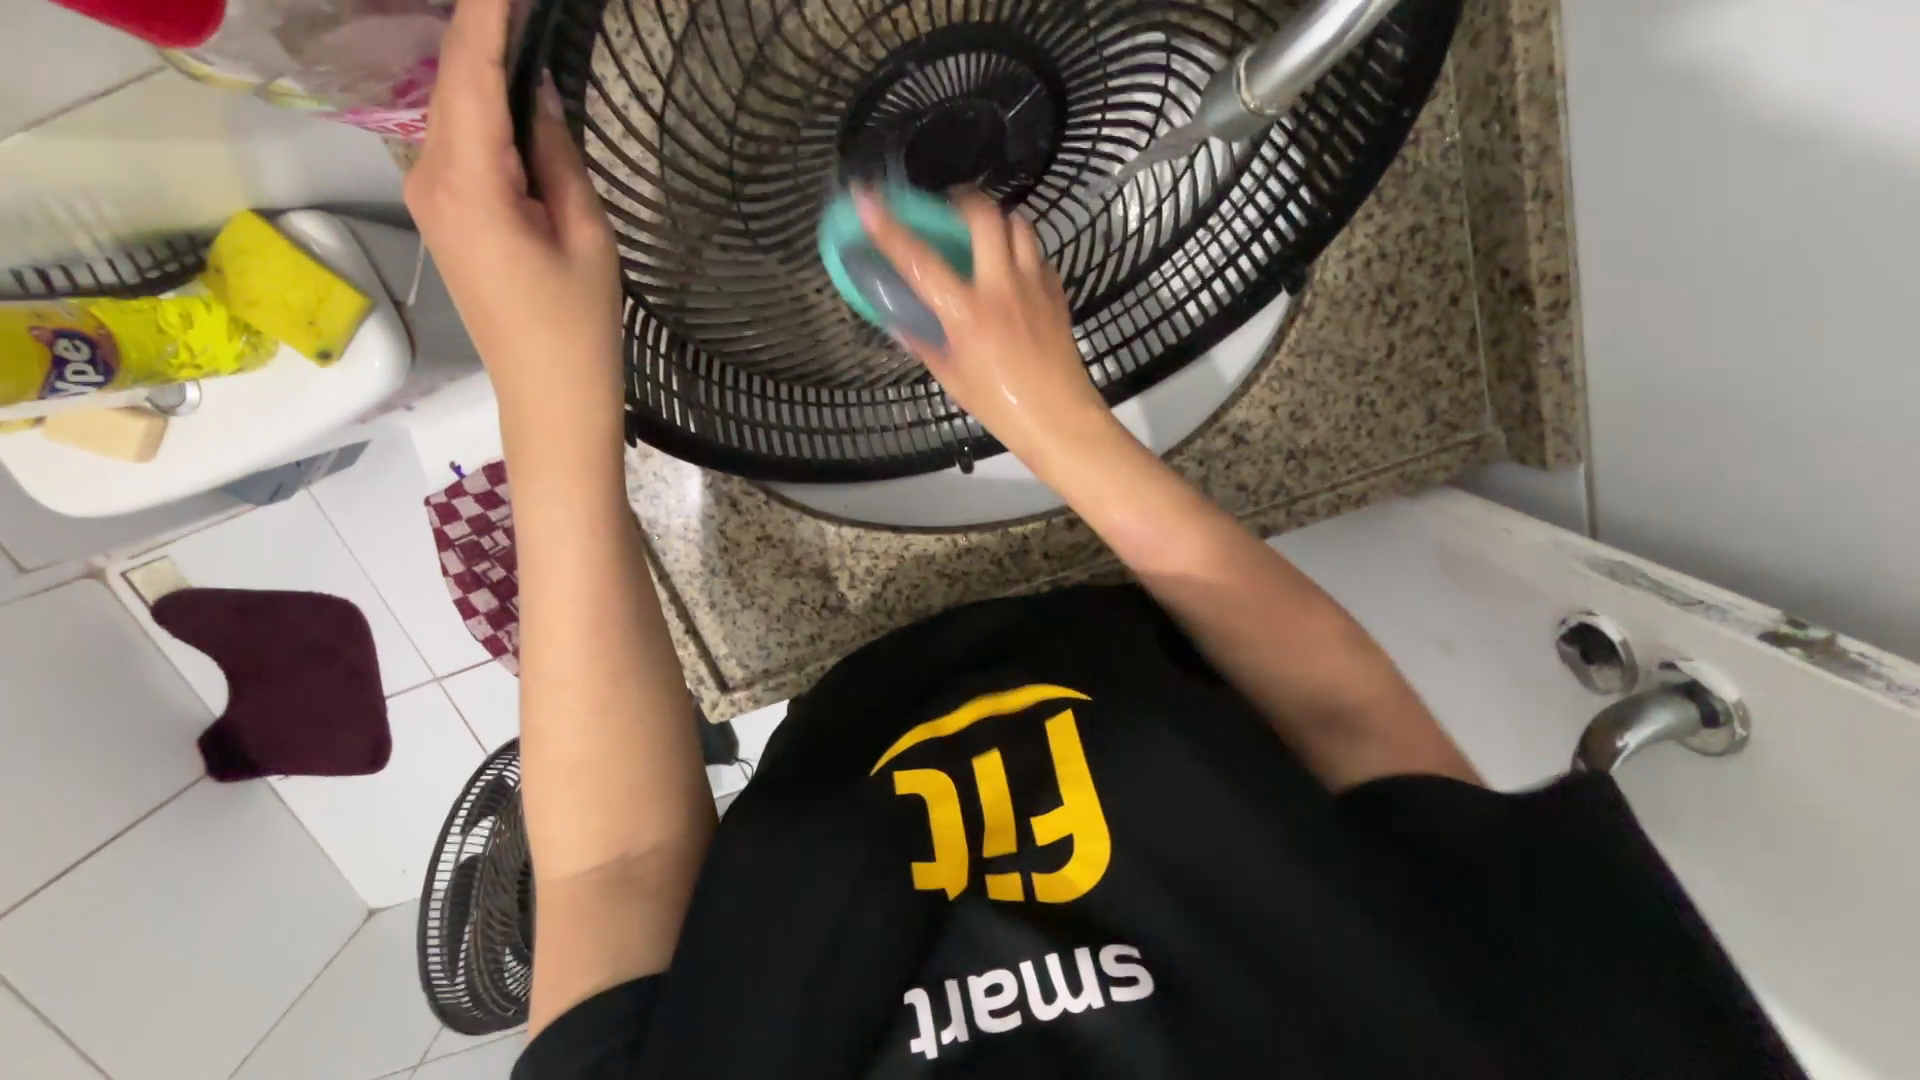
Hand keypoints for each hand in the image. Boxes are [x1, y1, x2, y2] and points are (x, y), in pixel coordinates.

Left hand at [406, 0, 621, 422]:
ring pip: (451, 106)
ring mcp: (428, 195)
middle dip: (478, 28)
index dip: (486, 14)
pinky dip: (479, 104)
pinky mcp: (441, 212)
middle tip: (518, 3)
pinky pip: (457, 140)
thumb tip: (540, 94)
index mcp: (468, 183)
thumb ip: (556, 156)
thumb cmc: (578, 325)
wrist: (547, 393)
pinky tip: (506, 83)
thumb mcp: (585, 235)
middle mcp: (429, 178)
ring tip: (517, 29)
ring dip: (479, 63)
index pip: (470, 72)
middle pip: (450, 80)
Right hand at [854, 188, 1113, 466]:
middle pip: (985, 217)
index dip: (889, 228)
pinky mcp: (1056, 293)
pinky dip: (1022, 251)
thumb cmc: (1000, 406)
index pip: (920, 260)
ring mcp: (1034, 286)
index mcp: (967, 313)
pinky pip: (1038, 254)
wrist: (1059, 419)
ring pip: (1019, 226)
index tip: (867, 200)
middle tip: (950, 208)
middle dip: (964, 201)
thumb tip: (900, 323)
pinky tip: (1013, 270)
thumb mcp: (952, 379)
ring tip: (985, 233)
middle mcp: (1001, 288)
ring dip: (998, 220)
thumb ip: (924, 345)